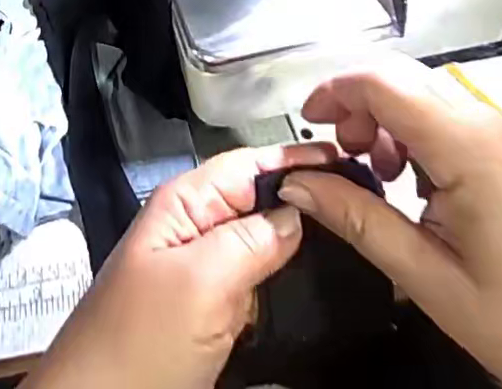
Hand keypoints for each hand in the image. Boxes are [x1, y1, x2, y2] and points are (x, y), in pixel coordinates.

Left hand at [23, 142, 337, 388]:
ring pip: (261, 237)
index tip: (348, 160)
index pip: (251, 162)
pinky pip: (255, 276)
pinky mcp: (210, 306)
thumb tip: (298, 212)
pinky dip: (285, 274)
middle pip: (259, 196)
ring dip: (299, 236)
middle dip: (304, 195)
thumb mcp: (200, 282)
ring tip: (350, 233)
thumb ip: (252, 239)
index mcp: (188, 201)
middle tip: (360, 199)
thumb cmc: (142, 342)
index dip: (297, 158)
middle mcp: (197, 224)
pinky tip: (317, 277)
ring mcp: (203, 268)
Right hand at [277, 59, 501, 388]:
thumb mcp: (429, 278)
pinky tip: (415, 183)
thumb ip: (358, 219)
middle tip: (339, 155)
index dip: (336, 90)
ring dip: (389, 119)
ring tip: (376, 173)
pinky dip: (419, 134)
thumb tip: (297, 183)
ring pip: (428, 95)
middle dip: (359, 103)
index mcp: (466, 145)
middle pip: (404, 79)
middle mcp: (488, 122)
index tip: (306, 123)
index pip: (384, 82)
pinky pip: (454, 119)